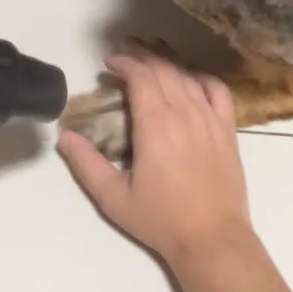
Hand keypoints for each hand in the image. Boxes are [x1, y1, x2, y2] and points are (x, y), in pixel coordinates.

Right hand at [57, 43, 253, 269]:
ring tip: (153, 54)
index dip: (124, 62)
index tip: (110, 62)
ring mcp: (209, 117)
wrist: (212, 239)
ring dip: (168, 60)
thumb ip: (87, 164)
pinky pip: (217, 89)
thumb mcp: (114, 198)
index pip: (140, 76)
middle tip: (127, 52)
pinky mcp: (227, 127)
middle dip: (143, 55)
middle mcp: (184, 112)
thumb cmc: (161, 220)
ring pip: (187, 75)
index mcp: (156, 124)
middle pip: (163, 69)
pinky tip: (190, 76)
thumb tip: (64, 136)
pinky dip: (201, 76)